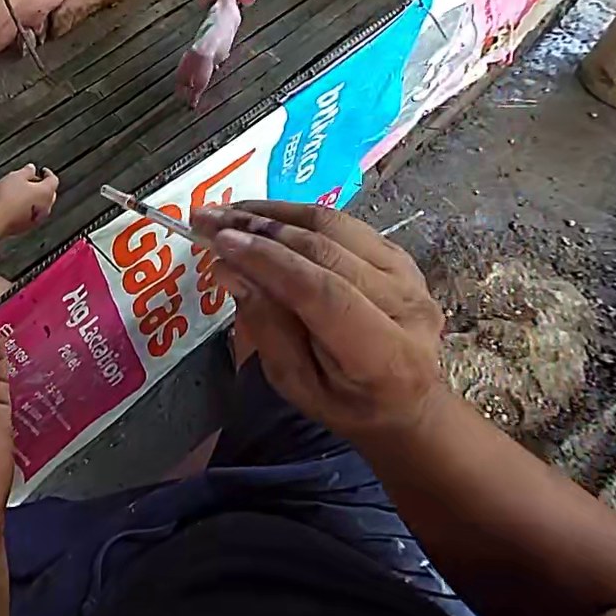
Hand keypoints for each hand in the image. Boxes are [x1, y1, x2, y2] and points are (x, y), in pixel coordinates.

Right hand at [0, 164, 58, 235]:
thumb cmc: (7, 197)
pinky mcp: (28, 227)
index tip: (42, 170)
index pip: (53, 180)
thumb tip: (31, 169)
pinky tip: (17, 205)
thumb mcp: (16, 177)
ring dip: (36, 198)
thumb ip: (27, 171)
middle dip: (42, 186)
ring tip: (22, 192)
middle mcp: (46, 207)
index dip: (48, 173)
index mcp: (46, 192)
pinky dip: (29, 208)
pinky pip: (32, 215)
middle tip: (31, 181)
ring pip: (41, 205)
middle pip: (49, 193)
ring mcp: (38, 219)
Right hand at [192, 201, 448, 443]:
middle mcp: (404, 304)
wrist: (406, 401)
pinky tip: (260, 214)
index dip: (267, 261)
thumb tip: (229, 269)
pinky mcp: (398, 255)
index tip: (220, 241)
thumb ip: (265, 326)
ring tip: (227, 211)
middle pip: (325, 250)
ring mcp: (408, 273)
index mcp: (383, 354)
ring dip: (273, 213)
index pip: (321, 292)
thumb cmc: (345, 404)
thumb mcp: (295, 384)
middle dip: (259, 228)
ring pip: (332, 225)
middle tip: (208, 218)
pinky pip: (341, 223)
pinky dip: (295, 214)